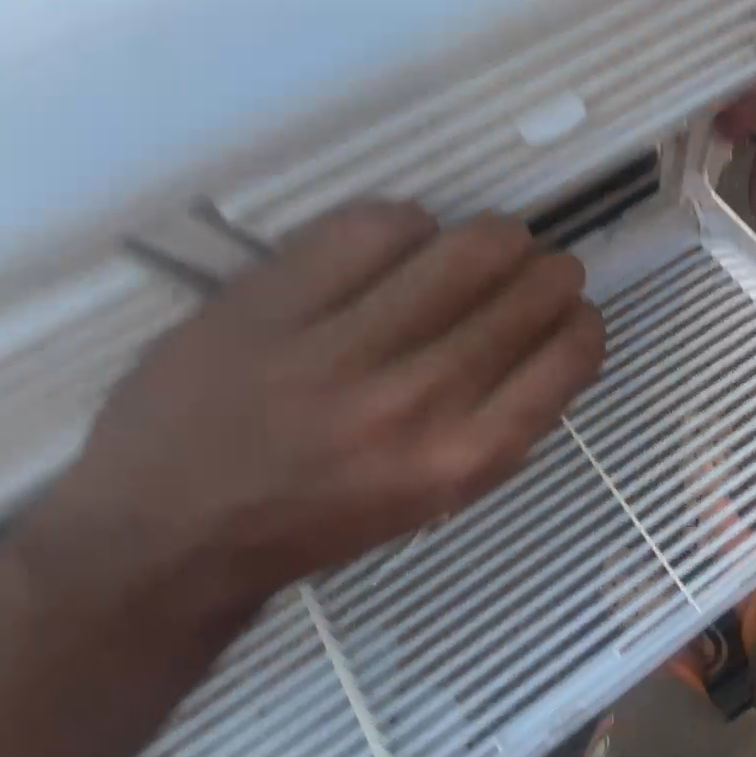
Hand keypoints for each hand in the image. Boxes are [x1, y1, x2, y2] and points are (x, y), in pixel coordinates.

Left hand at [7, 202, 605, 617]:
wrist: (170, 533)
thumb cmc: (326, 518)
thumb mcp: (441, 493)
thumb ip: (505, 422)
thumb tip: (560, 344)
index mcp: (467, 457)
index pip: (566, 358)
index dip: (585, 323)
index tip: (577, 314)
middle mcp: (417, 402)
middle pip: (524, 297)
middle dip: (552, 272)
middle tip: (544, 268)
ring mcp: (339, 349)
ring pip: (463, 253)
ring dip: (500, 238)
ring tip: (496, 242)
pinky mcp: (269, 305)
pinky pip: (371, 229)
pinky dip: (410, 223)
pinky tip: (412, 238)